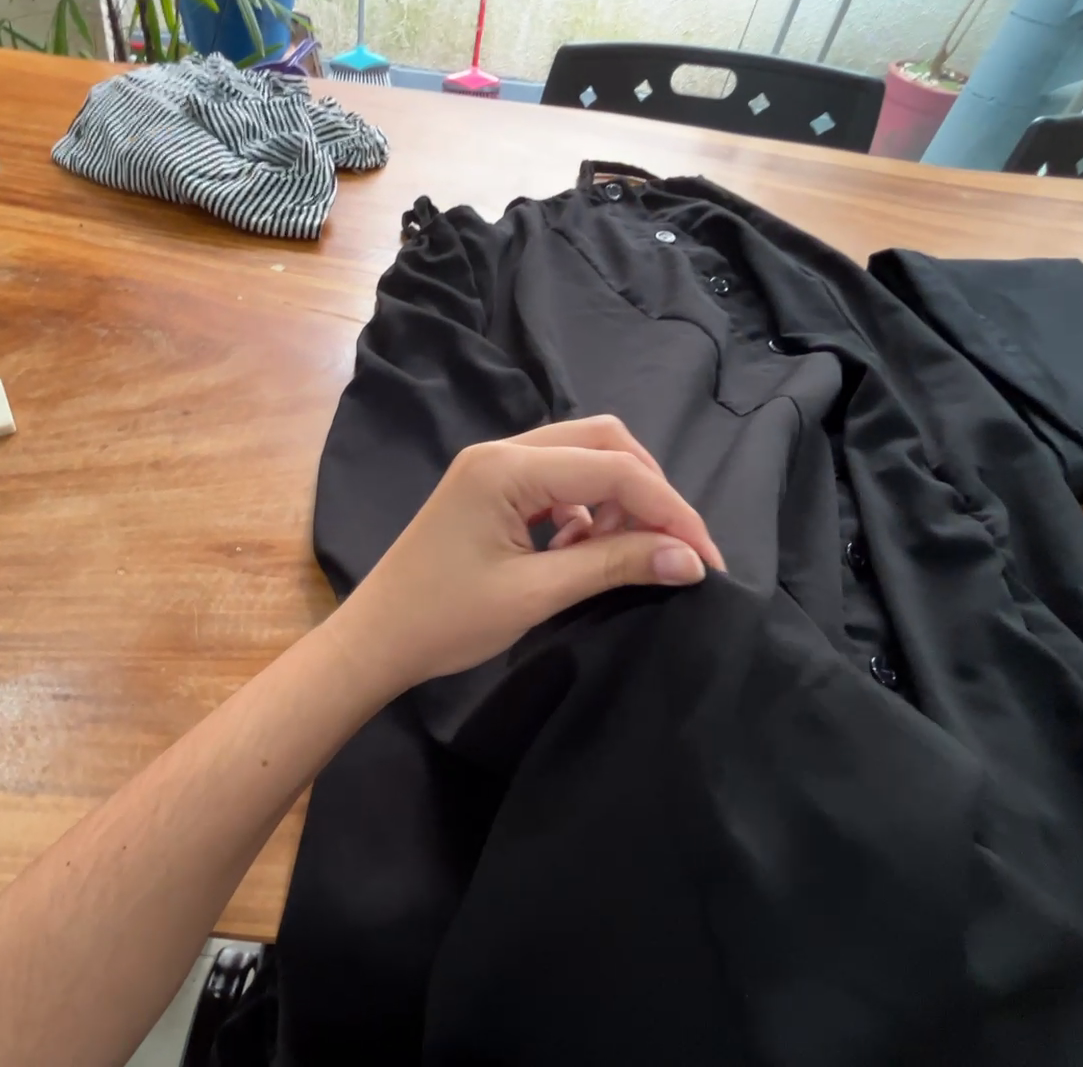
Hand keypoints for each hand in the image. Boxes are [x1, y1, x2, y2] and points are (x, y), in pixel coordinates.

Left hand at [319, 416, 724, 696]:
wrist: (376, 639)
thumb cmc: (444, 621)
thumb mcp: (536, 594)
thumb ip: (614, 565)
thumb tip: (690, 561)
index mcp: (506, 468)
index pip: (614, 470)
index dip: (670, 512)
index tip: (706, 561)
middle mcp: (500, 452)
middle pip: (601, 443)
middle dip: (646, 492)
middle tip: (670, 548)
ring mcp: (490, 468)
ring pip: (579, 459)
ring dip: (614, 499)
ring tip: (618, 554)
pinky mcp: (487, 490)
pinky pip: (553, 482)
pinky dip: (581, 509)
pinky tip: (577, 549)